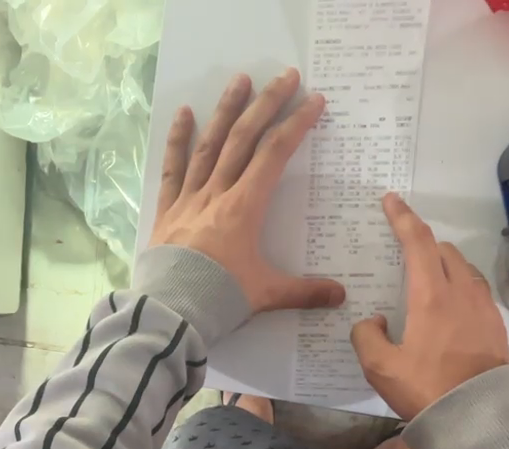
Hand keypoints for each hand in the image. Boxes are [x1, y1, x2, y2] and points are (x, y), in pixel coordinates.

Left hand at [153, 70, 345, 313]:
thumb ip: (304, 292)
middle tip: (286, 77)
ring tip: (240, 80)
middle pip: (243, 138)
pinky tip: (184, 114)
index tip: (313, 102)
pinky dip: (178, 141)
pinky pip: (172, 169)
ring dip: (226, 110)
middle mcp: (217, 193)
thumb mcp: (266, 295)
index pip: (274, 155)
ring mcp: (189, 199)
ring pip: (209, 145)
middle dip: (267, 104)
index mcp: (244, 208)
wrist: (171, 311)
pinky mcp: (167, 211)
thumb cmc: (219, 299)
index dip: (296, 125)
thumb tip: (341, 296)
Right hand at [351, 194, 508, 419]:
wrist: (476, 416)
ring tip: (426, 280)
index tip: (391, 201)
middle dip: (422, 243)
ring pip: (463, 267)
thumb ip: (366, 339)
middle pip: (442, 250)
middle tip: (404, 253)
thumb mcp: (381, 369)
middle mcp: (461, 291)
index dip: (402, 218)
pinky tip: (449, 307)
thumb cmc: (426, 389)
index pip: (417, 243)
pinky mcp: (495, 324)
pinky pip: (476, 289)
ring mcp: (483, 306)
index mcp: (431, 296)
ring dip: (442, 264)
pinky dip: (458, 285)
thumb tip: (372, 322)